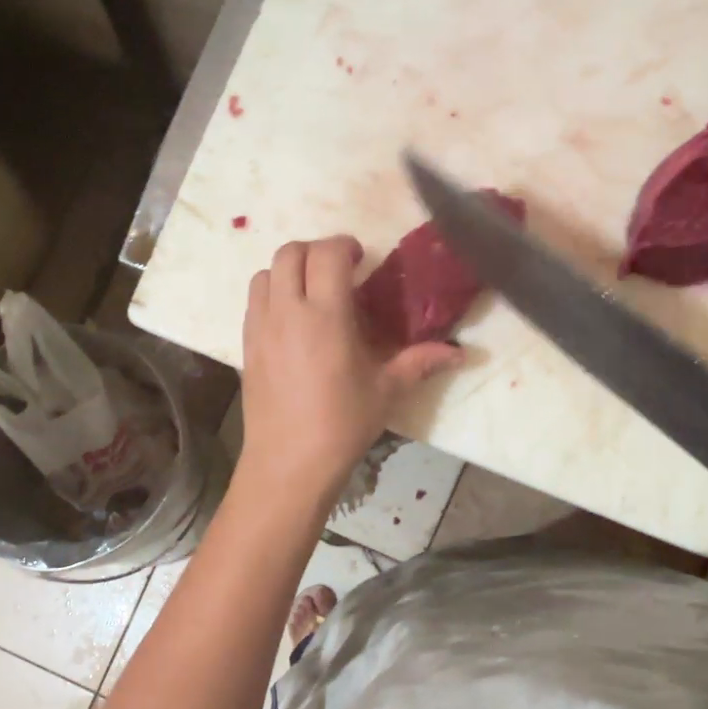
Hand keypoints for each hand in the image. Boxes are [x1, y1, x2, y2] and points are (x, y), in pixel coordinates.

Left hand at [238, 236, 462, 494]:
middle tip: (337, 271)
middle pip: (289, 253)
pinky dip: (270, 296)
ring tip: (310, 292)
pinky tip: (291, 322)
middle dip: (314, 251)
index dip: (344, 246)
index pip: (327, 253)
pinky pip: (253, 303)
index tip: (360, 259)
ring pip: (264, 274)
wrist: (289, 463)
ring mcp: (261, 329)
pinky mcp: (246, 348)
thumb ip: (420, 363)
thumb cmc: (341, 425)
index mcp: (324, 315)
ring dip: (287, 271)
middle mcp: (286, 312)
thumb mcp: (386, 392)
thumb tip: (461, 353)